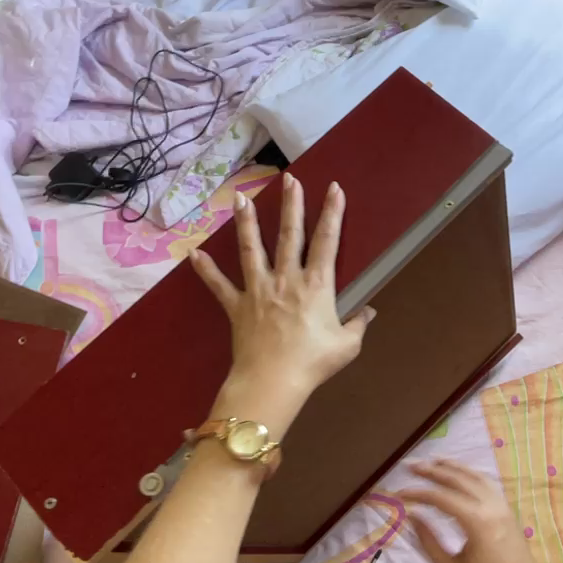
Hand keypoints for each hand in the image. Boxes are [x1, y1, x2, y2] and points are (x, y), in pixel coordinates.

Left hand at [192, 175, 372, 434]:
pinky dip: (206, 271)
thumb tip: (368, 311)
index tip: (333, 188)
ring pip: (252, 250)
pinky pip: (219, 286)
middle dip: (291, 206)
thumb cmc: (313, 362)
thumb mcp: (347, 345)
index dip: (332, 213)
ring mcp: (259, 290)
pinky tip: (194, 254)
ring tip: (241, 200)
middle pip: (289, 236)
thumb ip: (358, 324)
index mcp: (316, 286)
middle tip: (290, 180)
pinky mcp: (237, 307)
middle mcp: (286, 279)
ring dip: (247, 223)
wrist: (272, 381)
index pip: (326, 241)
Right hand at [402, 460, 562, 562]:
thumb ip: (430, 541)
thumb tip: (413, 516)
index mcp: (478, 522)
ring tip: (433, 462)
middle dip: (434, 471)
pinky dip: (471, 476)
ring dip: (454, 468)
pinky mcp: (509, 514)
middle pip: (459, 480)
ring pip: (477, 477)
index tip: (398, 493)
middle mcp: (493, 507)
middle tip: (410, 466)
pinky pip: (488, 486)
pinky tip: (460, 477)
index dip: (418, 493)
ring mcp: (504, 509)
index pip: (442, 498)